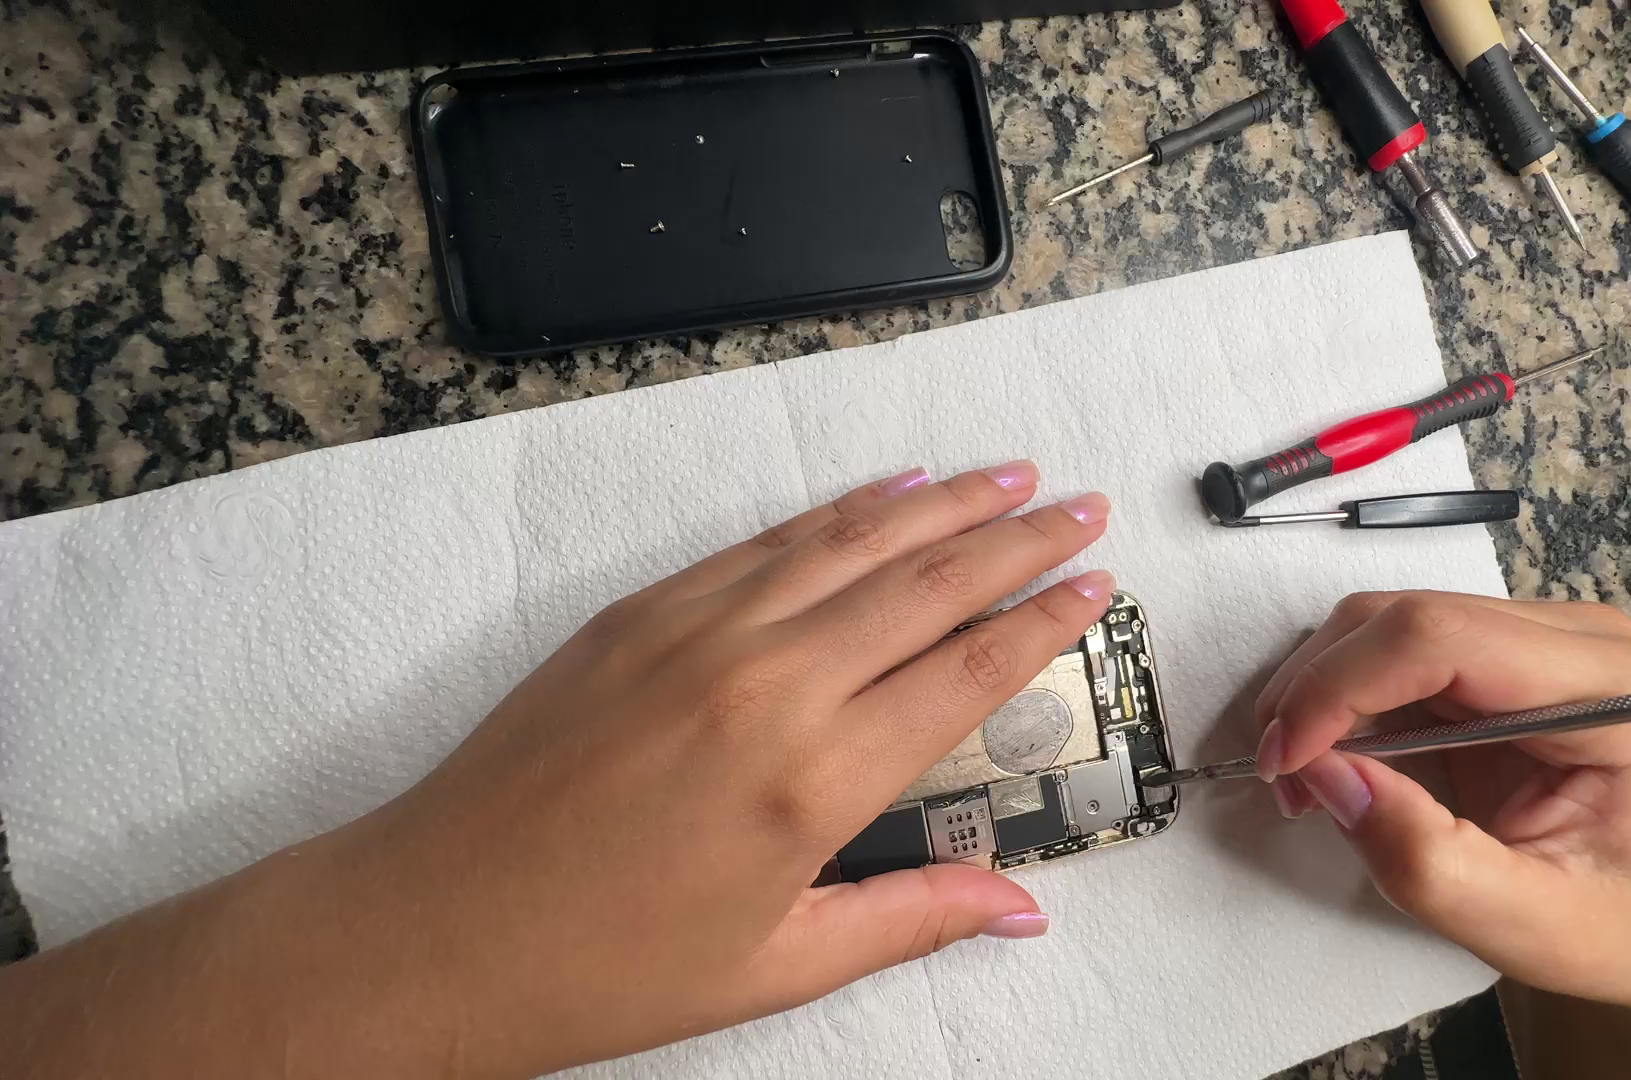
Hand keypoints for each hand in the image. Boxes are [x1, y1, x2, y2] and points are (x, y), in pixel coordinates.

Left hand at [0, 461, 1115, 1078]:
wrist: (428, 925)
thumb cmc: (611, 962)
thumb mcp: (779, 964)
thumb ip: (916, 917)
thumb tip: (1027, 911)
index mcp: (818, 779)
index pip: (968, 672)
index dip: (1044, 622)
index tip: (1095, 583)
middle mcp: (777, 680)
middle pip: (932, 586)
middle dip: (1022, 540)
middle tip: (1083, 507)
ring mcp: (711, 625)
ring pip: (861, 540)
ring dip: (949, 503)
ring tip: (1013, 477)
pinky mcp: (657, 602)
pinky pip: (778, 537)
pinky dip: (850, 506)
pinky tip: (899, 484)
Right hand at [1253, 592, 1630, 1078]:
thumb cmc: (1630, 933)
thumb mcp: (1535, 929)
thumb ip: (1428, 861)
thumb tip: (1326, 776)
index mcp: (1616, 691)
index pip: (1438, 637)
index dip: (1338, 685)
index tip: (1287, 761)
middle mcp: (1572, 638)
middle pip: (1394, 619)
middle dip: (1314, 690)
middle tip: (1285, 776)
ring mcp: (1526, 635)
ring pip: (1373, 624)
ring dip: (1315, 692)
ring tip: (1305, 771)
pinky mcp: (1486, 652)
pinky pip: (1379, 647)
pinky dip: (1332, 696)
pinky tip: (1330, 751)